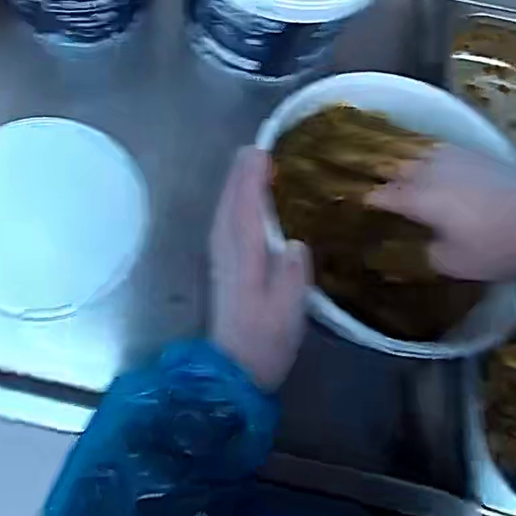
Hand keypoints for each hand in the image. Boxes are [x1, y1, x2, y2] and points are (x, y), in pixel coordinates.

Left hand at [209, 147, 310, 390]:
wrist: (233, 368)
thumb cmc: (265, 340)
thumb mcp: (287, 311)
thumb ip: (291, 275)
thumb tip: (295, 242)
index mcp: (243, 256)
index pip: (246, 208)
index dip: (251, 179)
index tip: (261, 151)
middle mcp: (227, 250)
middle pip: (230, 203)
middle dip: (240, 174)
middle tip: (256, 148)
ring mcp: (221, 257)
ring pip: (225, 211)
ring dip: (234, 186)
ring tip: (249, 165)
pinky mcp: (222, 265)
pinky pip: (226, 222)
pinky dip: (233, 204)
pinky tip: (243, 202)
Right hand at [367, 144, 515, 282]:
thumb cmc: (499, 247)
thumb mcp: (454, 263)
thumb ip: (422, 253)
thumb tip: (406, 248)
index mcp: (416, 198)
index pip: (378, 194)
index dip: (362, 198)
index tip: (349, 203)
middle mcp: (427, 172)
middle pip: (390, 166)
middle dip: (372, 172)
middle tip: (358, 178)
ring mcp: (452, 158)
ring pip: (411, 153)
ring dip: (395, 159)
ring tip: (383, 164)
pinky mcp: (475, 154)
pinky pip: (434, 149)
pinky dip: (420, 154)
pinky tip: (421, 161)